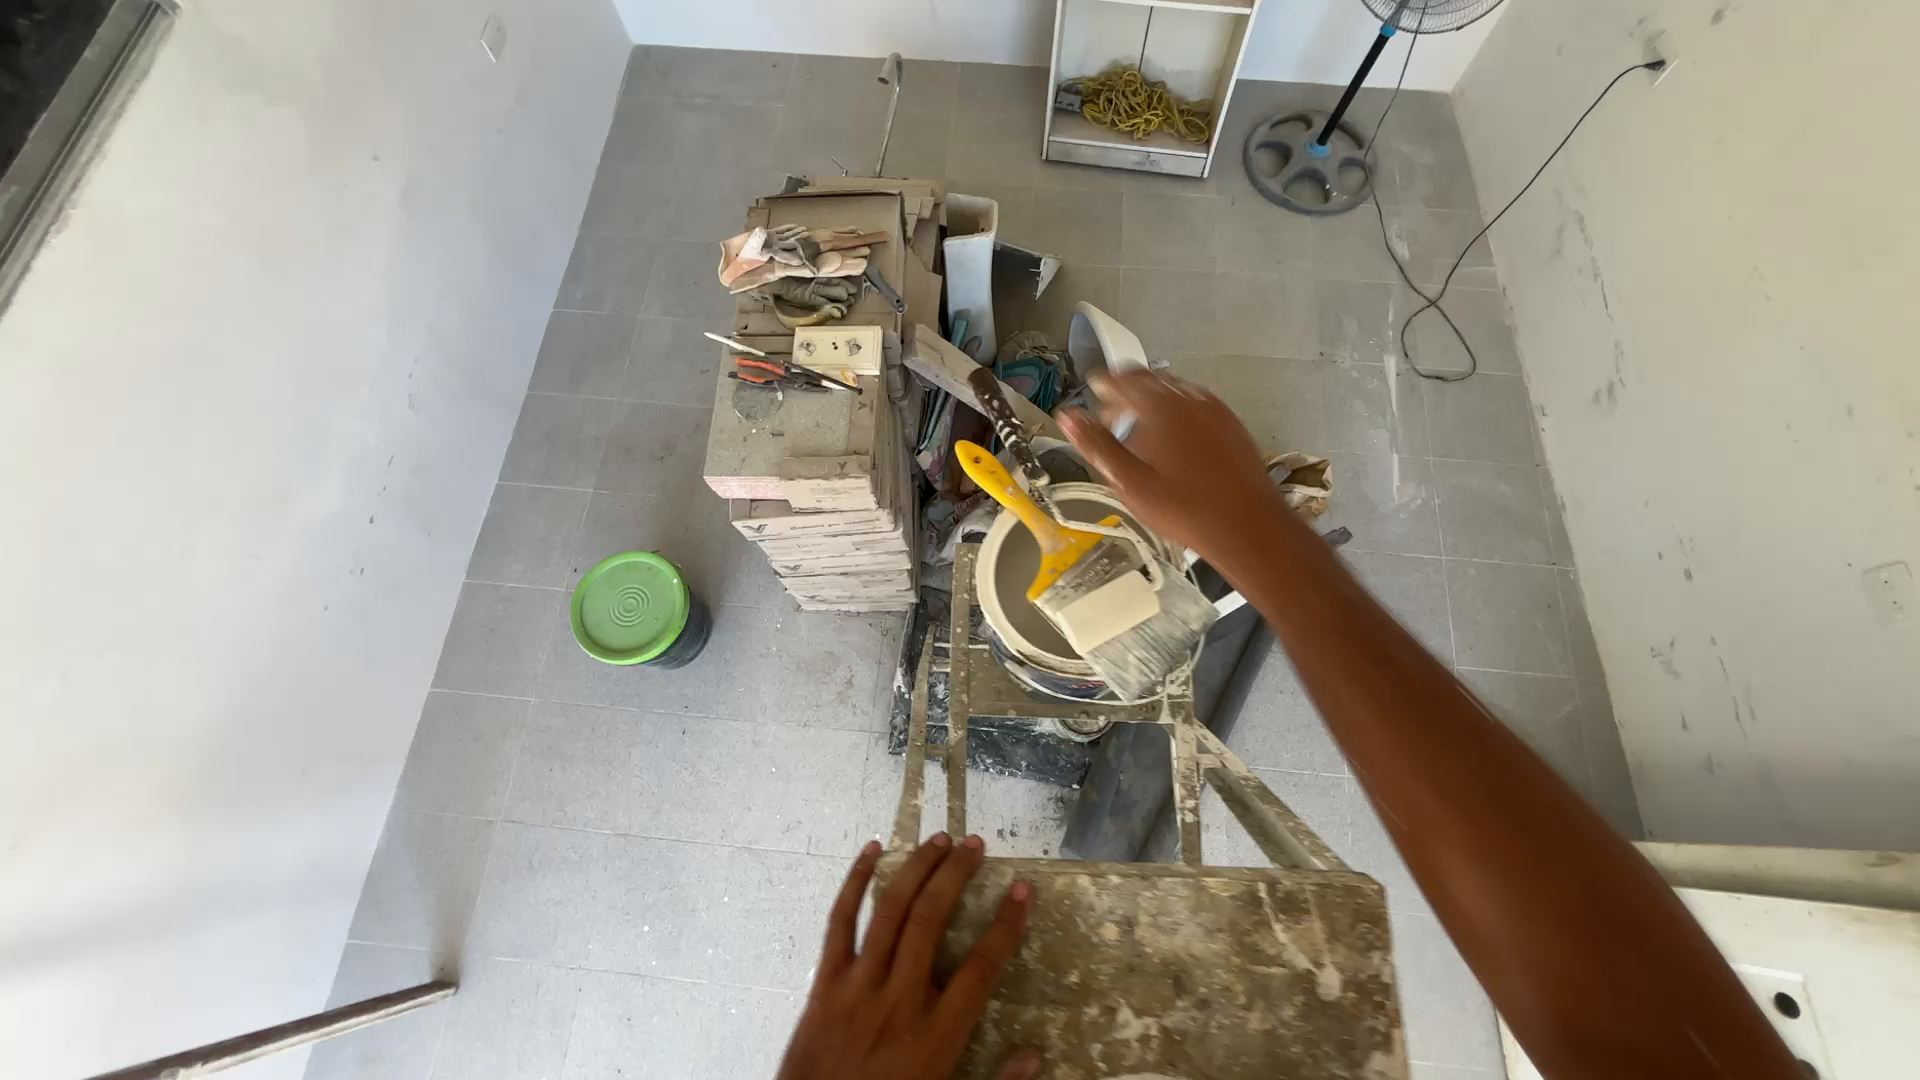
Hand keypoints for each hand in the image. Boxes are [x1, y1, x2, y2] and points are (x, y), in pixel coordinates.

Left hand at [777, 835, 1039, 1079]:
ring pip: (890, 911)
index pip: (981, 968)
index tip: (1022, 890)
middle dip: (955, 874)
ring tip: (938, 839)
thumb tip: (1036, 1055)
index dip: (1006, 925)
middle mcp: (898, 1000)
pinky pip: (839, 921)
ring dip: (916, 868)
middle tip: (974, 844)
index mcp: (935, 1035)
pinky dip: (854, 881)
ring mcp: (858, 986)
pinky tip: (871, 849)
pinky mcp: (824, 983)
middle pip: (931, 920)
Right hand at [1059, 371, 1284, 566]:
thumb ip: (1097, 445)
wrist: (1247, 526)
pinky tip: (1172, 437)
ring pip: (1175, 391)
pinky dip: (1175, 410)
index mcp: (1160, 407)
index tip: (1092, 388)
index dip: (1104, 383)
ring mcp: (1215, 409)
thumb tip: (1067, 416)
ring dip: (1151, 400)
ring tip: (1137, 426)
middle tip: (1109, 411)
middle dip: (1127, 391)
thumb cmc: (1182, 508)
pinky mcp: (1232, 424)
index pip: (1124, 380)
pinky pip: (1195, 404)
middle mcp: (1188, 398)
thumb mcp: (1130, 482)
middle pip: (1151, 380)